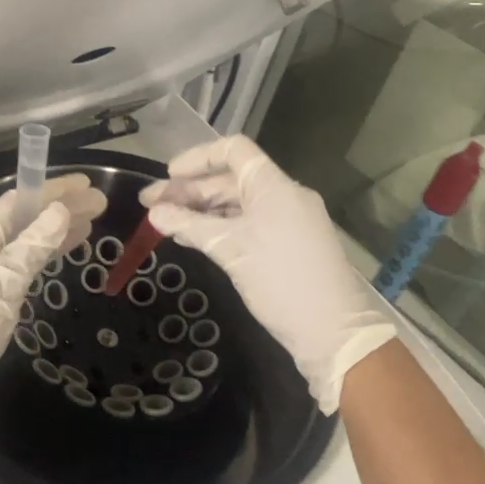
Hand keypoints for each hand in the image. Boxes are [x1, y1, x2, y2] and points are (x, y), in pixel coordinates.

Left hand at [0, 174, 106, 449]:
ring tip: (91, 224)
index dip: (52, 189)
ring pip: (27, 244)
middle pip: (25, 220)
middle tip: (100, 203)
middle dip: (61, 209)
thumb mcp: (4, 283)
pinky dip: (45, 258)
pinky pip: (24, 268)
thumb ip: (33, 246)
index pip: (18, 201)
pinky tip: (63, 253)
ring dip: (57, 232)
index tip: (85, 184)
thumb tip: (61, 211)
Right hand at [142, 137, 394, 413]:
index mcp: (273, 186)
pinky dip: (219, 228)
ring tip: (165, 224)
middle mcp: (283, 196)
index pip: (233, 151)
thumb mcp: (229, 250)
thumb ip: (189, 226)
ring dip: (201, 211)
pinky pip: (248, 224)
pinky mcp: (288, 245)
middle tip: (150, 206)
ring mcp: (288, 221)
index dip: (198, 158)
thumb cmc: (280, 281)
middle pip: (230, 180)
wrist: (334, 333)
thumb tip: (154, 213)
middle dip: (189, 191)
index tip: (168, 175)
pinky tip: (193, 240)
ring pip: (237, 204)